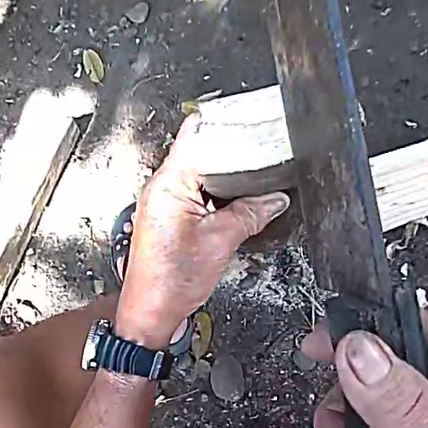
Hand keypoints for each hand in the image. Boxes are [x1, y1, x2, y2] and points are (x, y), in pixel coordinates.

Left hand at [114, 114, 289, 346]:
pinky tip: (239, 204)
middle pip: (202, 152)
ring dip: (228, 177)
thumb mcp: (222, 241)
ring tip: (256, 179)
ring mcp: (165, 202)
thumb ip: (251, 214)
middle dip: (235, 152)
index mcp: (170, 182)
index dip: (224, 121)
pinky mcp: (171, 218)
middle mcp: (163, 187)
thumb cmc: (171, 280)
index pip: (196, 133)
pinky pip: (199, 195)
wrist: (152, 311)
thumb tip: (276, 199)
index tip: (250, 116)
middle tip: (264, 152)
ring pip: (202, 175)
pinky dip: (220, 196)